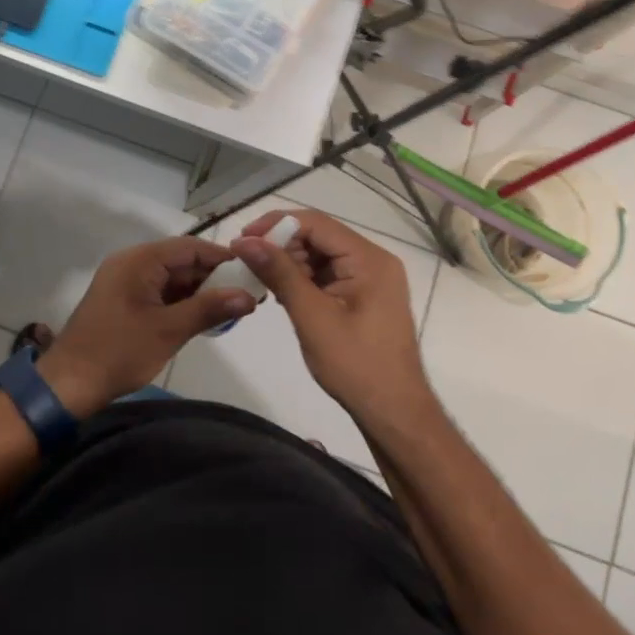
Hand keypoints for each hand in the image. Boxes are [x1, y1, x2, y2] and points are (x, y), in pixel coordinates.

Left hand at [38, 236, 253, 415]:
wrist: (69, 383)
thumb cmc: (119, 352)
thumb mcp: (169, 331)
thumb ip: (209, 309)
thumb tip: (249, 296)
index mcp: (138, 261)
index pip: (189, 247)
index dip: (222, 257)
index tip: (253, 272)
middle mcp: (130, 263)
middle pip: (180, 260)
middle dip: (213, 276)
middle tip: (248, 294)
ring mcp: (124, 282)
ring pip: (171, 278)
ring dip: (198, 291)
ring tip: (233, 308)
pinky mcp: (122, 301)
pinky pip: (158, 292)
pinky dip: (180, 302)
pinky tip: (203, 317)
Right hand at [231, 209, 435, 419]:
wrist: (393, 412)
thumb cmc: (355, 364)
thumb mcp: (312, 316)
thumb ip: (279, 273)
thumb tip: (245, 242)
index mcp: (369, 259)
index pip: (315, 223)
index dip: (275, 225)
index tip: (241, 241)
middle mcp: (373, 261)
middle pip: (319, 236)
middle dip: (280, 244)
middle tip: (244, 261)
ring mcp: (371, 279)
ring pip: (320, 255)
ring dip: (289, 263)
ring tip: (258, 279)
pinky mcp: (364, 296)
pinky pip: (328, 274)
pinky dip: (302, 279)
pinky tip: (280, 293)